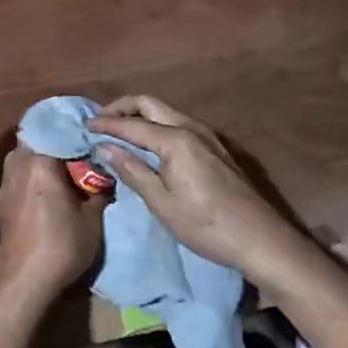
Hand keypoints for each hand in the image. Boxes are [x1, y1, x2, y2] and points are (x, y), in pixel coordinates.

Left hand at [0, 147, 100, 306]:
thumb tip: (103, 173)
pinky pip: (21, 175)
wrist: (27, 275)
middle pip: (37, 141)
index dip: (74, 131)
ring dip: (46, 160)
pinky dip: (36, 175)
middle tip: (83, 153)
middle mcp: (16, 164)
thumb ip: (97, 187)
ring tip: (71, 170)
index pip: (55, 131)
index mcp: (37, 162)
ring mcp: (5, 181)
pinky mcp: (2, 197)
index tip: (92, 137)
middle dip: (58, 144)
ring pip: (26, 158)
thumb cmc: (63, 243)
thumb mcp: (92, 215)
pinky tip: (53, 188)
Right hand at [85, 95, 301, 276]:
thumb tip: (105, 147)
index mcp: (176, 141)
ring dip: (140, 115)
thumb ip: (132, 170)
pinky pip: (178, 125)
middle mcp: (192, 130)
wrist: (264, 242)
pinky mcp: (217, 150)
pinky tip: (148, 143)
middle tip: (100, 121)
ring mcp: (208, 138)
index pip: (131, 124)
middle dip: (121, 107)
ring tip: (119, 131)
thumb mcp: (161, 202)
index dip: (105, 124)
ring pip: (166, 112)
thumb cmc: (206, 226)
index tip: (84, 126)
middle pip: (150, 104)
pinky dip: (156, 125)